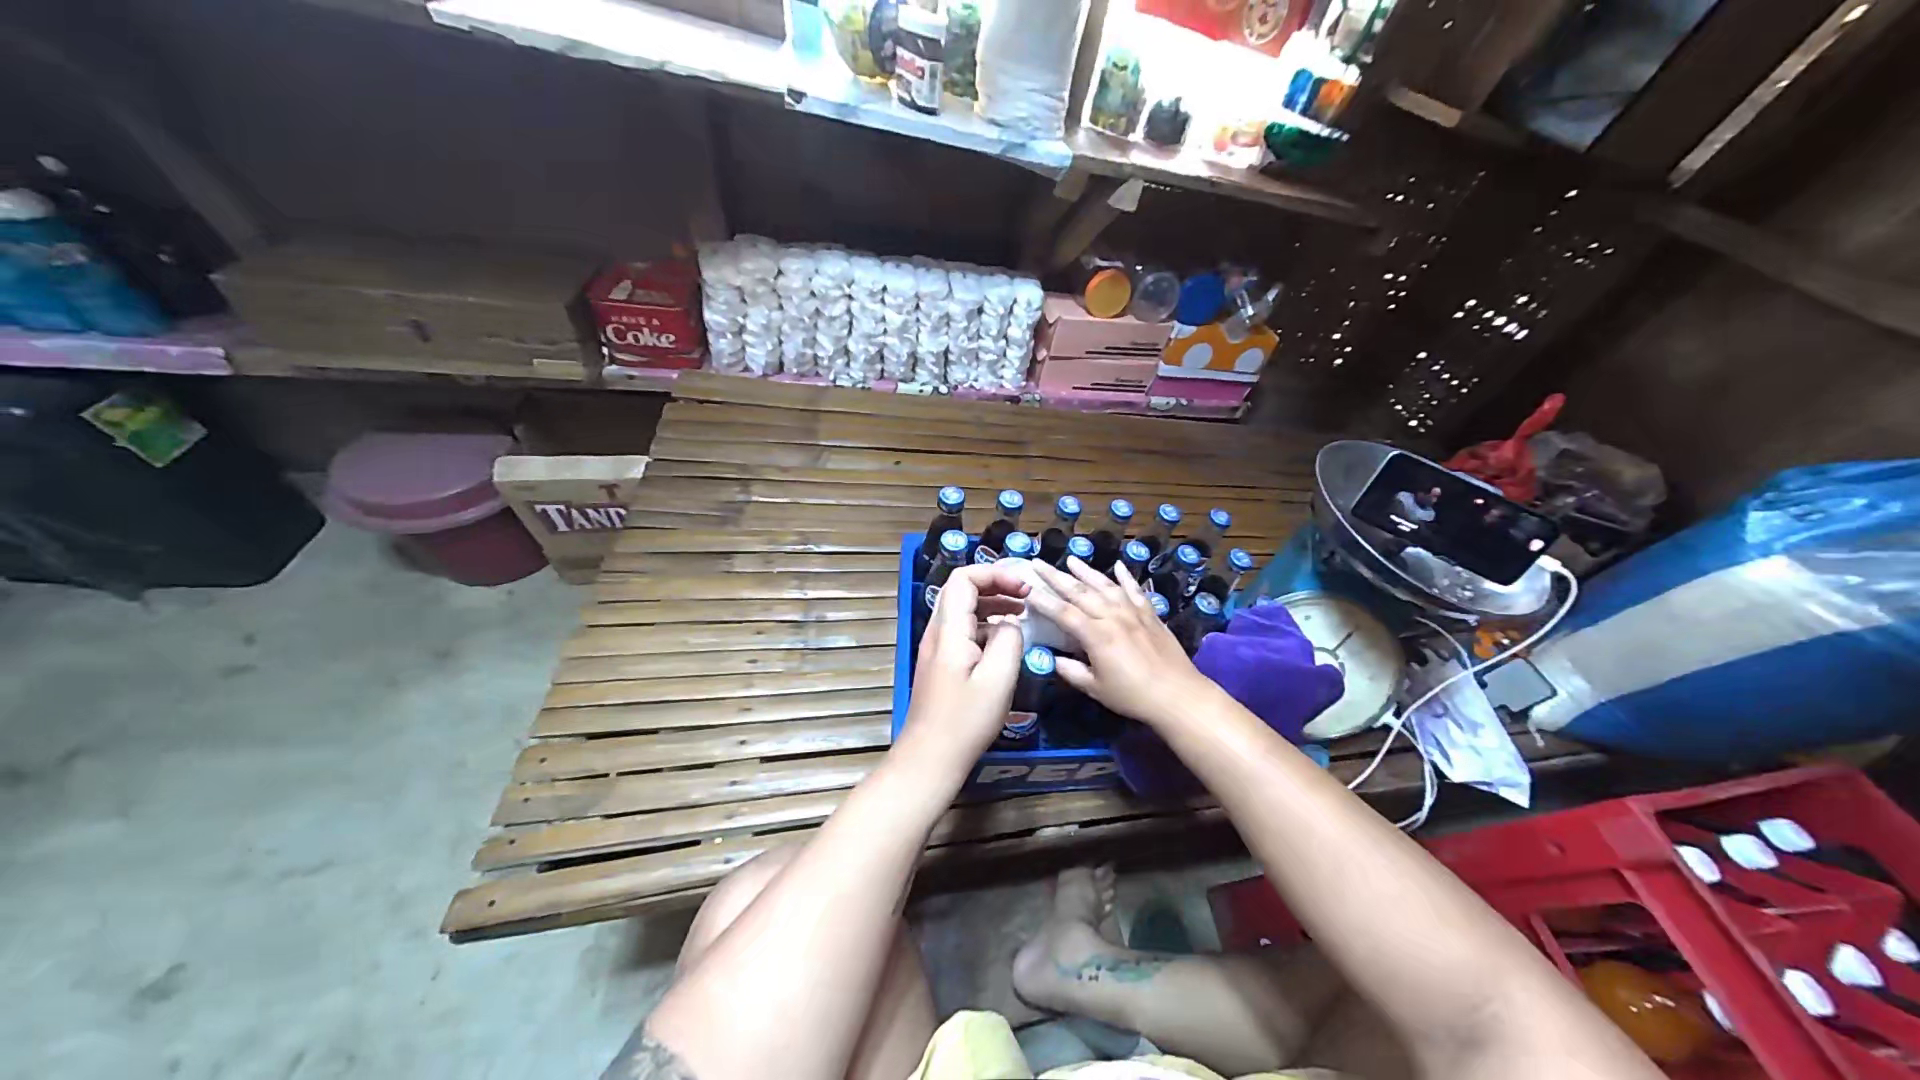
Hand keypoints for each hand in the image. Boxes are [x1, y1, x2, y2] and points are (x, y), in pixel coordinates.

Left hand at [902, 563, 1030, 767]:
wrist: (929, 758)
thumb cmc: (965, 720)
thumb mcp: (998, 679)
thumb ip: (1009, 641)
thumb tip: (1011, 624)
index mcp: (949, 630)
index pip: (964, 578)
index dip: (995, 574)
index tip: (1024, 589)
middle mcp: (938, 632)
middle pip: (962, 590)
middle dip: (997, 585)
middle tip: (1027, 597)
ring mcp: (937, 648)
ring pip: (963, 610)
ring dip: (993, 604)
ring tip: (1023, 614)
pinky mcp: (941, 664)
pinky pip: (964, 631)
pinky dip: (987, 626)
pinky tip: (1007, 641)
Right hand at [1026, 557, 1216, 729]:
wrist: (1178, 695)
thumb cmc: (1133, 696)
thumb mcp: (1095, 688)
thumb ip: (1071, 671)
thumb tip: (1053, 658)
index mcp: (1096, 636)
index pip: (1063, 613)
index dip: (1043, 601)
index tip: (1026, 590)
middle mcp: (1113, 617)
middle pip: (1080, 592)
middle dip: (1057, 577)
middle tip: (1039, 563)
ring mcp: (1133, 613)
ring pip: (1106, 586)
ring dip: (1086, 571)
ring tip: (1071, 559)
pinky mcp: (1150, 615)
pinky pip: (1135, 591)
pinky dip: (1125, 577)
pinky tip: (1118, 566)